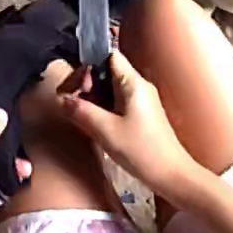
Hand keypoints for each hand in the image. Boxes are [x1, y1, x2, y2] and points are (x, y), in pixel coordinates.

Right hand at [58, 52, 201, 198]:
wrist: (171, 176)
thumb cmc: (141, 151)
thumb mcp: (106, 131)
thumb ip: (81, 111)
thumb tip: (61, 99)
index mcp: (133, 83)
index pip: (108, 56)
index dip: (88, 66)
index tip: (77, 87)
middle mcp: (138, 86)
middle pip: (106, 70)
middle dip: (86, 83)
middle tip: (72, 103)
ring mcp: (141, 100)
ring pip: (109, 87)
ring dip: (92, 97)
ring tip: (79, 114)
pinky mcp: (140, 115)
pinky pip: (116, 101)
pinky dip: (101, 107)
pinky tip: (93, 123)